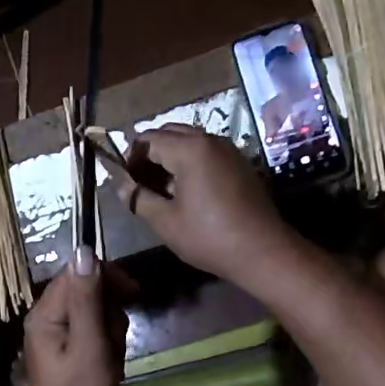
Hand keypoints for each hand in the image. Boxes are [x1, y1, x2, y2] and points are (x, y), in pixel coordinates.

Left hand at [22, 247, 124, 385]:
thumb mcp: (89, 345)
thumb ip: (87, 298)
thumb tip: (83, 249)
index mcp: (45, 313)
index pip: (77, 272)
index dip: (107, 277)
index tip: (134, 293)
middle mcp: (46, 318)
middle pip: (86, 289)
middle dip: (110, 310)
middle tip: (117, 339)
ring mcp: (55, 334)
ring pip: (95, 311)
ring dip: (112, 329)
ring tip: (112, 357)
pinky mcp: (66, 348)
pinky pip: (93, 330)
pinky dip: (107, 342)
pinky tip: (110, 363)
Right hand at [117, 125, 297, 282]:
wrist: (263, 252)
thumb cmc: (210, 237)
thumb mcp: (166, 222)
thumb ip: (138, 198)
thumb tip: (121, 185)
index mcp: (190, 149)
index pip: (147, 139)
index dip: (130, 158)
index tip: (125, 182)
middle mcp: (210, 140)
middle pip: (169, 133)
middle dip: (150, 153)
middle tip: (140, 183)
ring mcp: (229, 150)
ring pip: (189, 141)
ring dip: (170, 157)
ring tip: (161, 189)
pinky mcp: (240, 163)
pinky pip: (207, 152)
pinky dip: (190, 162)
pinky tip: (186, 191)